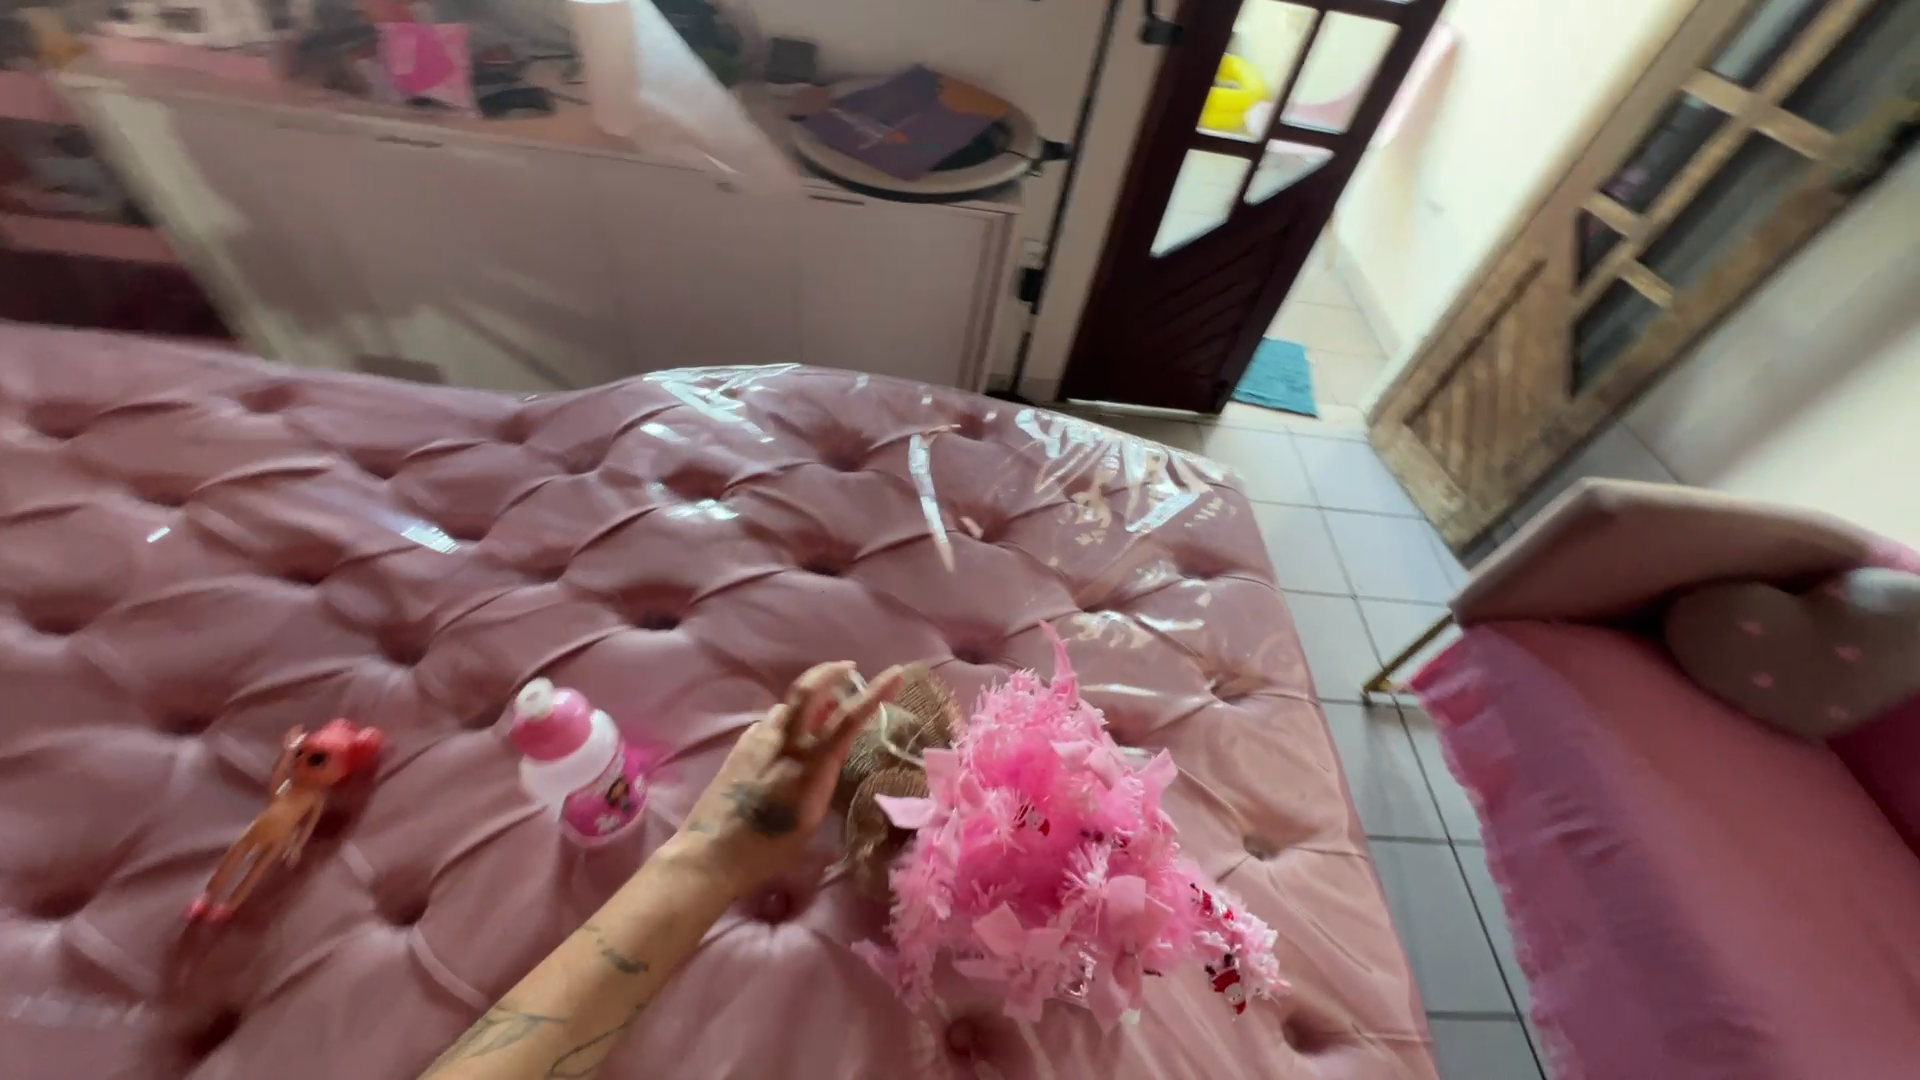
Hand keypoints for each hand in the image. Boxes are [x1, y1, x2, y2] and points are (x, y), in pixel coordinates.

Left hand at [671, 662, 903, 897]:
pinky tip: (786, 742)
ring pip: (788, 706)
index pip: (850, 718)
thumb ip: (824, 776)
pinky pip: (770, 724)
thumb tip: (830, 750)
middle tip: (848, 668)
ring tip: (819, 713)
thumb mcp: (812, 817)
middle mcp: (784, 742)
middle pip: (810, 690)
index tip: (896, 673)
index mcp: (810, 764)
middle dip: (832, 671)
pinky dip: (786, 723)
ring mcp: (758, 740)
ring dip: (807, 701)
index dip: (876, 691)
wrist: (710, 854)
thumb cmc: (768, 849)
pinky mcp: (740, 746)